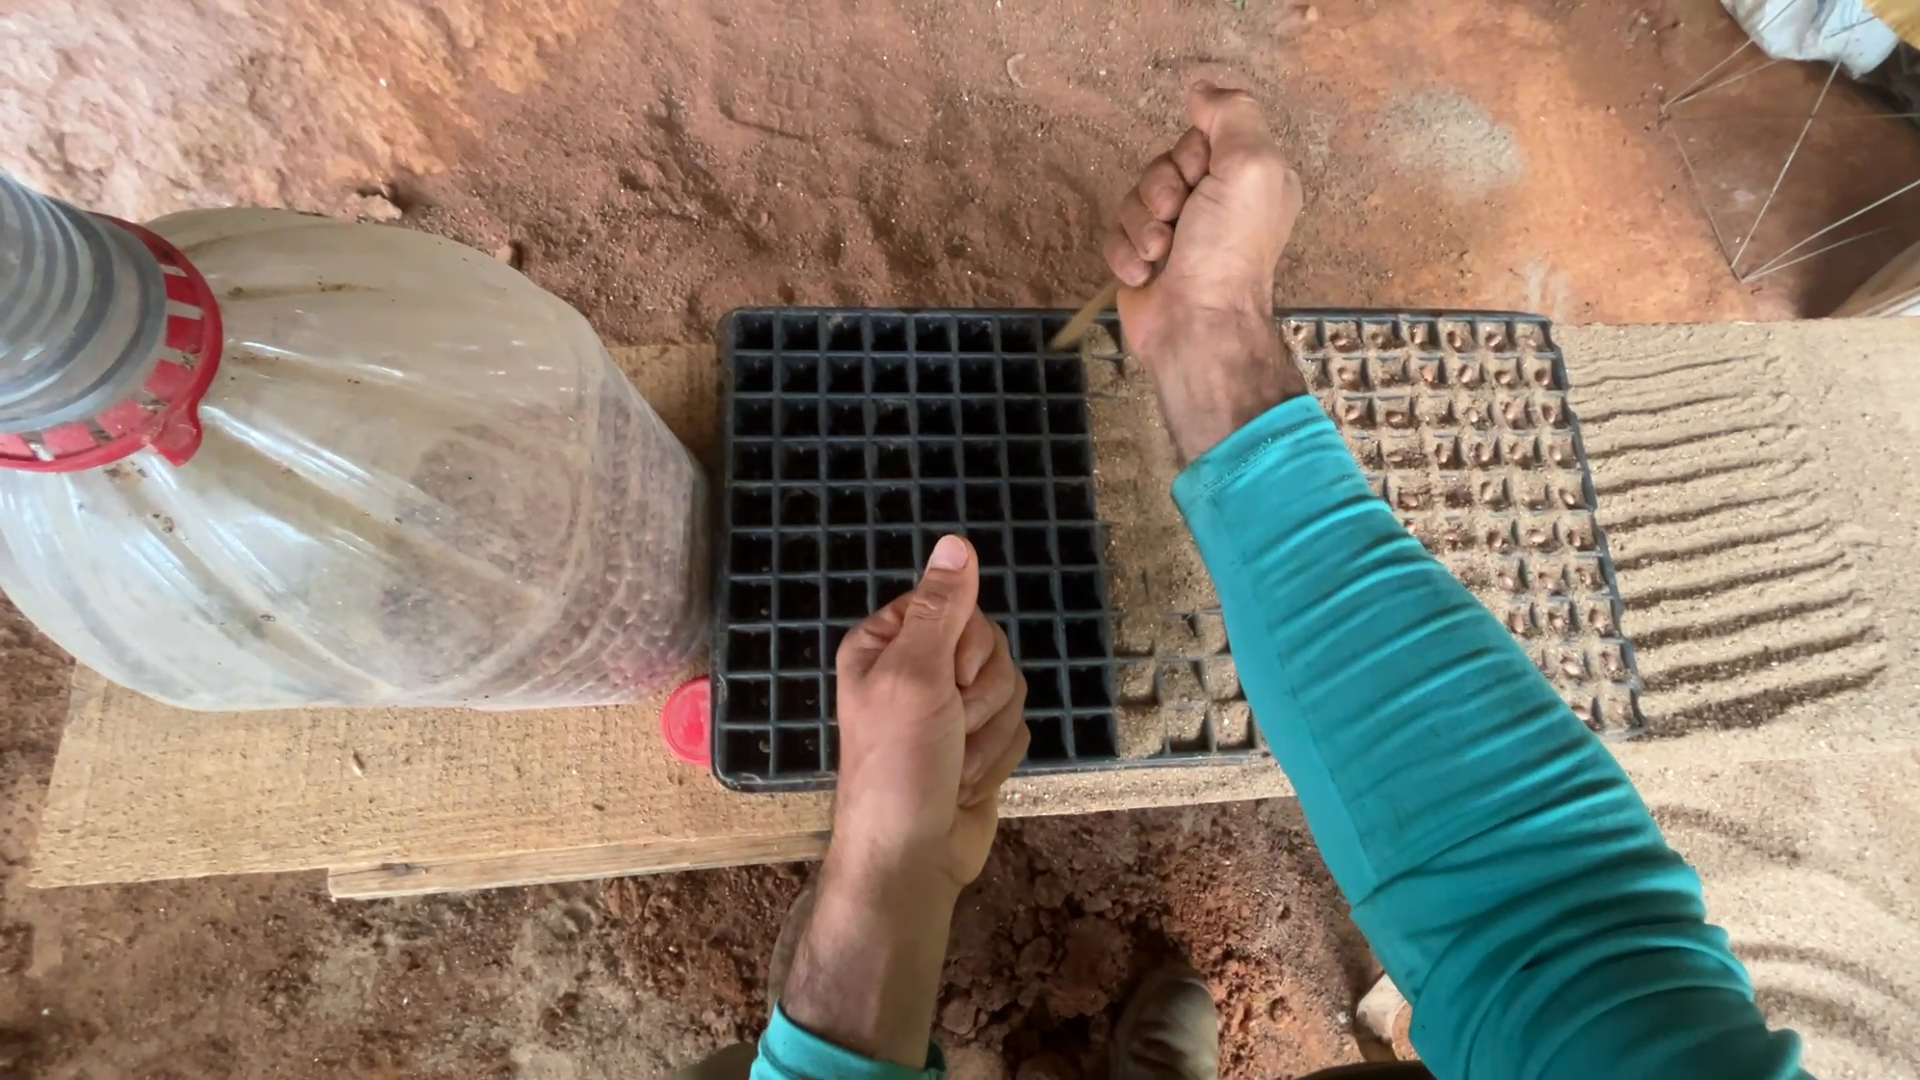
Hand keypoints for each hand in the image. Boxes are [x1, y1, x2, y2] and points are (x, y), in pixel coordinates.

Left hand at [780, 534, 1027, 1067]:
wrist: (915, 856)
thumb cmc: (900, 763)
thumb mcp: (915, 676)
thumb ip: (942, 607)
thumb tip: (956, 541)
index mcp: (889, 643)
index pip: (955, 604)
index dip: (964, 644)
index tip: (948, 678)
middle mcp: (919, 668)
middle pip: (990, 645)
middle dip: (979, 695)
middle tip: (950, 726)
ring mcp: (952, 707)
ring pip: (1009, 685)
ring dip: (988, 731)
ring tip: (954, 759)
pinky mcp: (980, 739)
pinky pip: (1017, 725)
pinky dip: (996, 755)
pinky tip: (967, 778)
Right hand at [1104, 82, 1308, 461]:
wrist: (1194, 325)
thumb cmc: (1226, 250)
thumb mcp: (1251, 164)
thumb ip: (1232, 114)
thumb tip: (1200, 92)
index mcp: (1245, 179)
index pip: (1198, 138)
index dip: (1190, 156)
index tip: (1202, 181)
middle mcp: (1210, 204)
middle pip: (1160, 167)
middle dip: (1160, 192)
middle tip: (1176, 220)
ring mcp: (1172, 236)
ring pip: (1132, 201)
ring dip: (1141, 228)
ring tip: (1160, 255)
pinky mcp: (1139, 263)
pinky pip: (1114, 238)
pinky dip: (1125, 257)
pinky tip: (1144, 277)